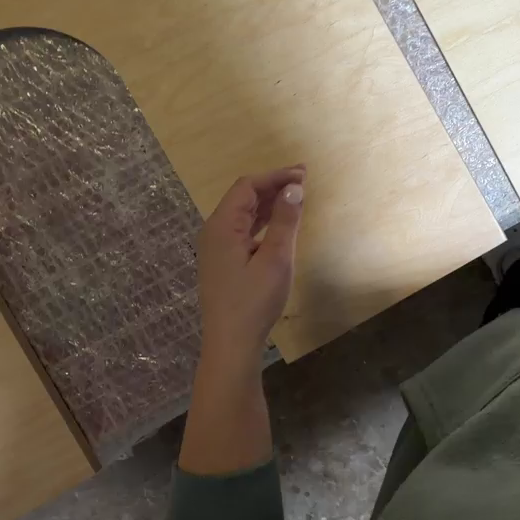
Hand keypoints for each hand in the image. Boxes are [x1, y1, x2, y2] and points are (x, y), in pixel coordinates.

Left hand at [195, 166, 305, 363]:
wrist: (232, 344)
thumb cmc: (254, 300)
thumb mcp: (276, 258)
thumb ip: (286, 221)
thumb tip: (295, 188)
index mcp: (222, 226)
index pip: (247, 187)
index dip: (276, 176)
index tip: (304, 175)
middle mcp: (214, 232)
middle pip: (244, 197)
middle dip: (274, 185)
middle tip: (304, 179)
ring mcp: (217, 248)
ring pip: (244, 214)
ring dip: (270, 202)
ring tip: (297, 195)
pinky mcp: (224, 262)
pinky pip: (244, 230)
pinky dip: (264, 220)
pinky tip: (281, 222)